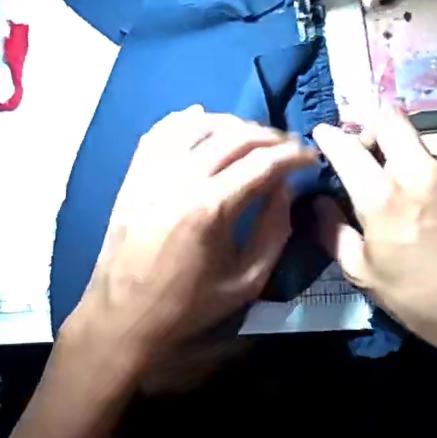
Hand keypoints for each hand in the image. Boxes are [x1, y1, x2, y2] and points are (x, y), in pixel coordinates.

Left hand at [66, 106, 315, 372]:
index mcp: (210, 209)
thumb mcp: (247, 281)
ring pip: (199, 125)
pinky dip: (187, 120)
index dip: (294, 155)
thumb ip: (274, 231)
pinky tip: (206, 119)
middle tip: (291, 148)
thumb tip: (285, 188)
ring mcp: (152, 173)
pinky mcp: (133, 176)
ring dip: (235, 124)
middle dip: (271, 136)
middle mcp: (179, 180)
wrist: (124, 318)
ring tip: (255, 138)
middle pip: (235, 136)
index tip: (312, 157)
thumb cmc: (190, 306)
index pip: (262, 162)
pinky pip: (161, 131)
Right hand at [311, 109, 436, 393]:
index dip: (329, 138)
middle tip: (363, 154)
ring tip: (397, 190)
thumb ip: (335, 234)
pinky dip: (425, 173)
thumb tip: (319, 205)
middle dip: (369, 127)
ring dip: (399, 153)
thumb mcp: (368, 278)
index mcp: (384, 197)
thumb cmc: (427, 303)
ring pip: (417, 141)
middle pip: (389, 118)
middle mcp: (418, 172)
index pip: (348, 146)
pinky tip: (430, 208)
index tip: (323, 137)